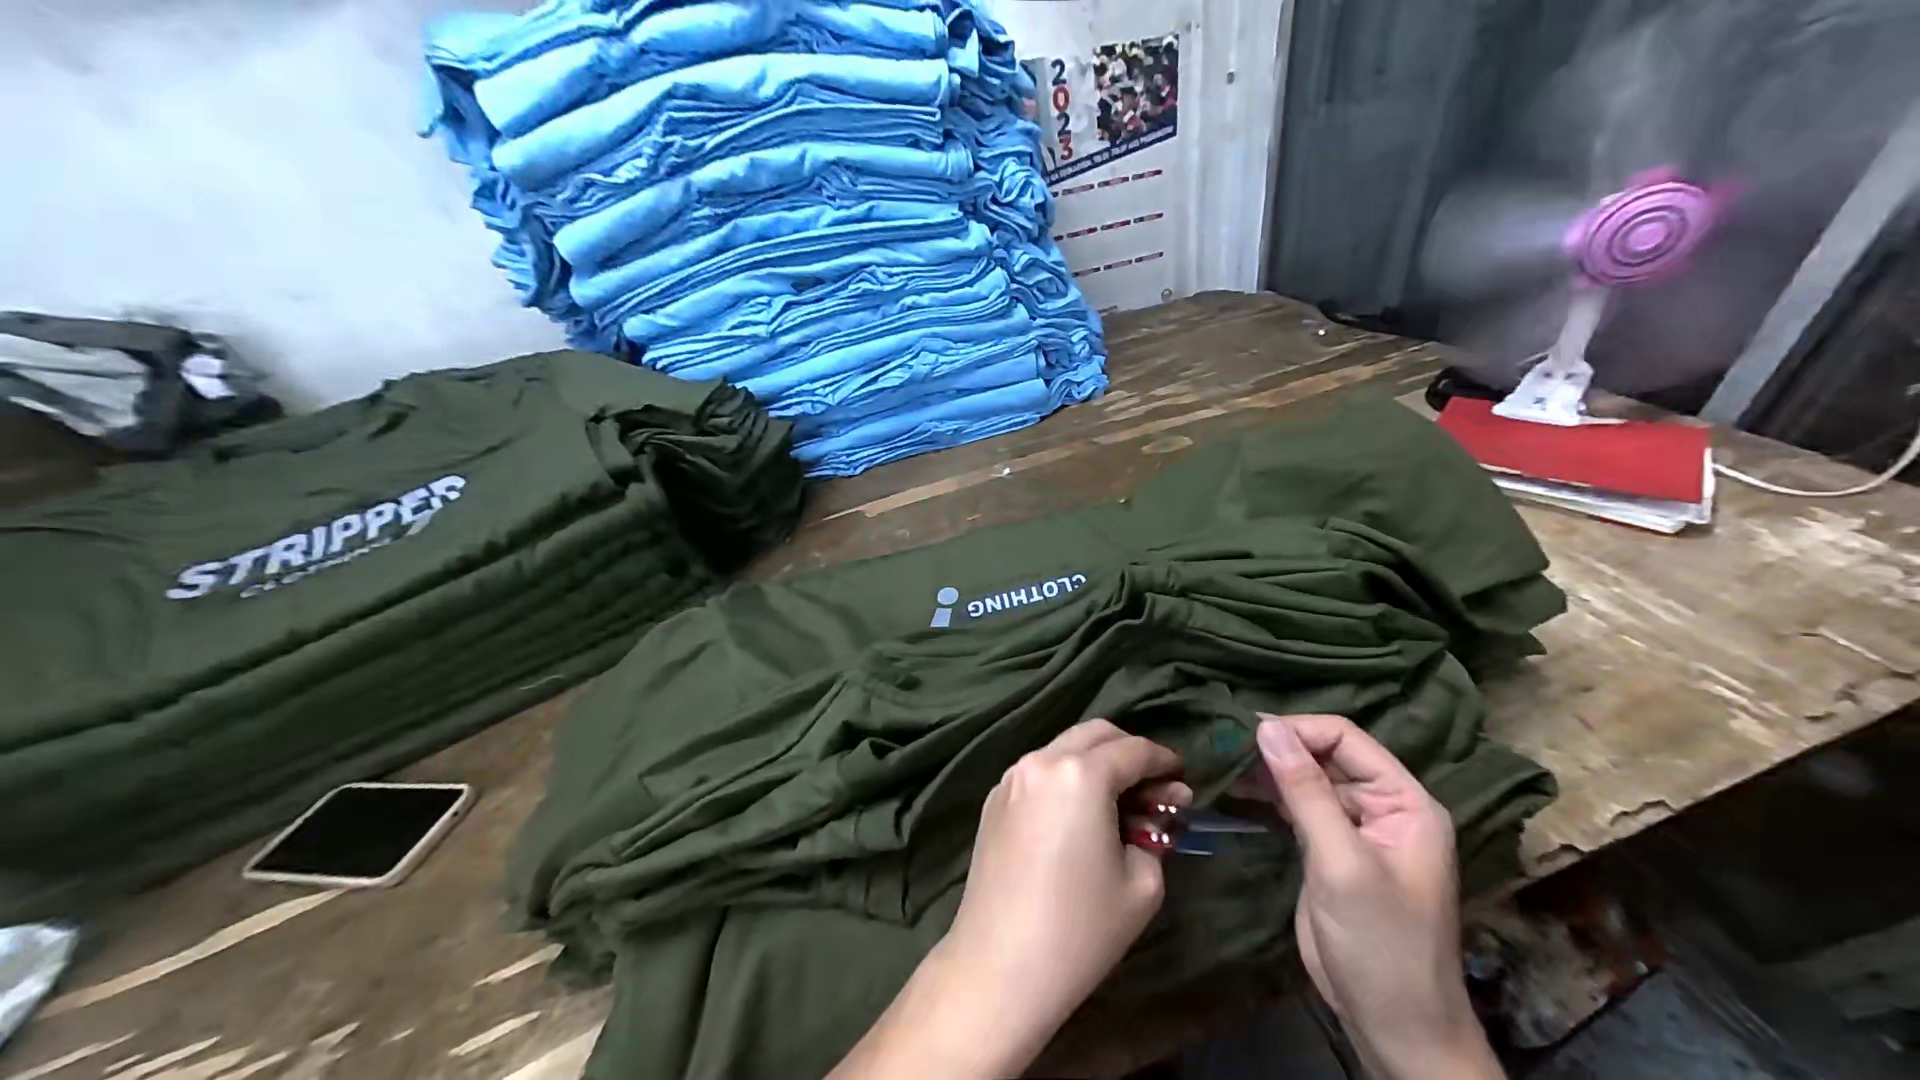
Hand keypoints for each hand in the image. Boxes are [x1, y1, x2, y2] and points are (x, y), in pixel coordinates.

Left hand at [830, 719, 1186, 1079]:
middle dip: (1130, 753)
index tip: (1184, 782)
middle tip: (1154, 791)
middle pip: (1096, 735)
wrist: (999, 964)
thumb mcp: (1142, 883)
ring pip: (1064, 748)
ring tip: (1120, 806)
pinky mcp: (994, 799)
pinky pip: (1040, 771)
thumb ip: (1156, 833)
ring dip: (1097, 763)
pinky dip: (1067, 778)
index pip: (1135, 750)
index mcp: (1080, 774)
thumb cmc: (1079, 928)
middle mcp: (1041, 761)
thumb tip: (1160, 808)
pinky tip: (1080, 816)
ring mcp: (1011, 778)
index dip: (1166, 762)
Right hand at [1256, 714, 1504, 1079]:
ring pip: (1308, 778)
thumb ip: (1306, 792)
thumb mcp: (1342, 862)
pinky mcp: (1328, 849)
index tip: (1246, 733)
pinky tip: (1237, 788)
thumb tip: (1267, 727)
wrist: (1393, 1024)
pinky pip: (1298, 806)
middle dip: (1279, 747)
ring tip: (1224, 762)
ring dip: (1269, 769)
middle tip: (1225, 745)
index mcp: (1404, 802)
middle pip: (1325, 754)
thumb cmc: (1380, 943)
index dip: (1298, 730)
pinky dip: (1269, 795)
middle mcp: (1382, 807)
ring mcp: (1355, 828)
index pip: (1347, 740)